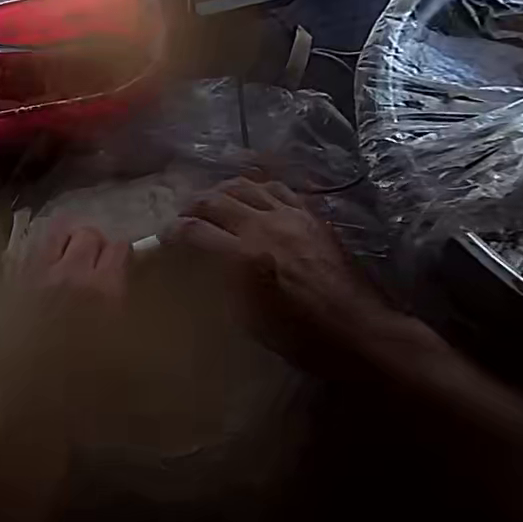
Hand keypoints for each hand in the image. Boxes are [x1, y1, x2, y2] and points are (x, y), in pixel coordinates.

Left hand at [0, 223, 129, 422]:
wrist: (31, 402)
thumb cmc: (83, 388)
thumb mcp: (121, 351)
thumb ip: (123, 310)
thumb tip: (124, 289)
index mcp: (103, 291)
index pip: (120, 249)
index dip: (124, 256)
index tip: (123, 266)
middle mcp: (70, 275)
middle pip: (89, 234)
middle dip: (97, 244)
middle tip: (97, 262)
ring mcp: (38, 275)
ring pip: (56, 231)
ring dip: (68, 239)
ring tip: (71, 253)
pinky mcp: (14, 282)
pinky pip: (29, 249)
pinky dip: (40, 249)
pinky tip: (45, 264)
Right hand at [169, 175, 397, 361]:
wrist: (359, 331)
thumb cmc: (298, 335)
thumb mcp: (246, 318)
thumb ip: (221, 282)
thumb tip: (204, 264)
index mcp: (243, 256)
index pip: (193, 230)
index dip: (172, 231)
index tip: (164, 238)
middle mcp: (263, 227)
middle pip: (214, 200)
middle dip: (191, 207)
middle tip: (182, 218)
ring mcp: (290, 217)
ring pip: (244, 186)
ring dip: (220, 191)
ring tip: (212, 202)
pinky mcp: (311, 216)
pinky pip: (277, 188)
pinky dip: (256, 188)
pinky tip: (251, 197)